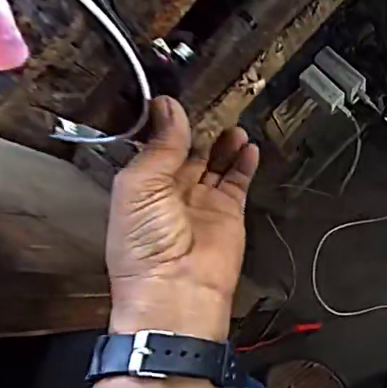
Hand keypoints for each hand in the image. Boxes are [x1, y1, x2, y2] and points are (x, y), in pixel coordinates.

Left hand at [105, 96, 259, 340]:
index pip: (154, 147)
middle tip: (209, 107)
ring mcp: (202, 202)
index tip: (174, 101)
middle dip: (198, 131)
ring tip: (231, 123)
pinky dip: (245, 162)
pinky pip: (239, 180)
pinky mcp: (229, 211)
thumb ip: (161, 147)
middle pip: (188, 153)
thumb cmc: (146, 248)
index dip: (165, 124)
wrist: (179, 286)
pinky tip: (247, 146)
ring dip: (223, 144)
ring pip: (216, 164)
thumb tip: (169, 110)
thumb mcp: (140, 185)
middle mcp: (170, 193)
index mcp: (139, 186)